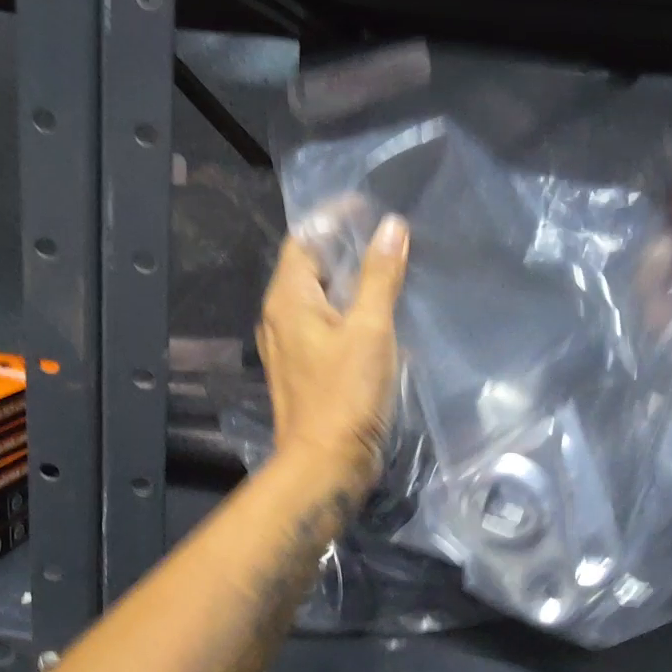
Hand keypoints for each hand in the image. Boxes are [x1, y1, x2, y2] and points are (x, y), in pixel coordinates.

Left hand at [257, 208, 409, 486]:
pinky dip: (352, 312)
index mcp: (288, 299)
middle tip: (389, 237)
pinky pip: (327, 326)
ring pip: (320, 298)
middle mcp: (280, 317)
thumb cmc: (346, 394)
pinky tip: (383, 317)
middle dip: (346, 248)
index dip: (333, 218)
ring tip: (392, 270)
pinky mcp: (307, 369)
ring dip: (351, 282)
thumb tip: (391, 226)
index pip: (304, 239)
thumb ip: (380, 275)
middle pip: (310, 267)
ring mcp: (291, 346)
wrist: (327, 464)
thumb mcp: (370, 329)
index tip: (369, 208)